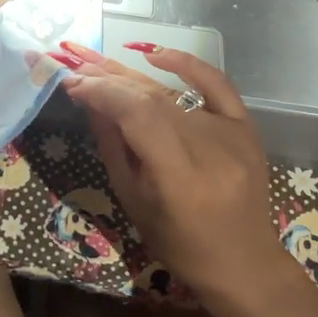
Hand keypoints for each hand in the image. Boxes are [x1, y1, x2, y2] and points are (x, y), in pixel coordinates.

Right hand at [57, 43, 282, 304]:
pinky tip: (154, 54)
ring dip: (131, 77)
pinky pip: (217, 84)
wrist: (242, 262)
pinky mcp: (245, 128)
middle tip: (75, 68)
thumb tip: (90, 100)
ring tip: (97, 65)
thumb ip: (112, 146)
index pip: (137, 114)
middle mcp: (208, 148)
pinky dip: (187, 65)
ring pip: (171, 93)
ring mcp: (231, 134)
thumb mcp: (132, 200)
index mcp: (179, 175)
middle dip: (108, 79)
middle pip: (152, 97)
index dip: (102, 93)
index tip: (72, 85)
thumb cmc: (179, 243)